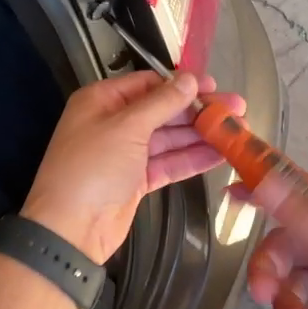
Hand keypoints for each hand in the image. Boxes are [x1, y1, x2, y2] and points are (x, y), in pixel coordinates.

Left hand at [21, 72, 245, 264]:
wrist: (69, 229)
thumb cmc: (92, 168)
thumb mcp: (126, 128)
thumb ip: (161, 103)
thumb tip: (188, 79)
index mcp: (102, 100)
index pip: (148, 84)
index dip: (182, 84)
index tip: (215, 86)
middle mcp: (113, 122)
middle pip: (162, 111)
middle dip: (198, 111)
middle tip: (238, 109)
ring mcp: (125, 153)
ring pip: (169, 138)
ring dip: (201, 135)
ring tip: (238, 132)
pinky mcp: (136, 180)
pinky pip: (168, 163)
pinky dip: (192, 159)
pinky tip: (221, 155)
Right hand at [240, 171, 307, 308]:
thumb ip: (303, 216)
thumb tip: (262, 173)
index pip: (299, 186)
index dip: (264, 183)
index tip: (228, 189)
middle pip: (285, 239)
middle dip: (272, 267)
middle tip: (262, 294)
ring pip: (288, 276)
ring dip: (287, 303)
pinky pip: (299, 305)